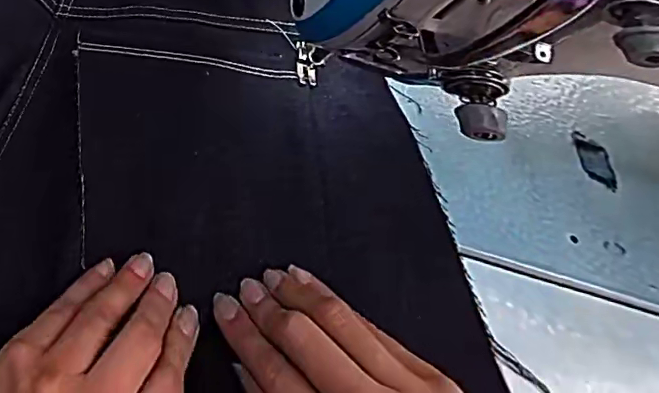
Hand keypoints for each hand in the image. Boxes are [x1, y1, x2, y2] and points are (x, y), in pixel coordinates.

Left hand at [0, 254, 199, 392]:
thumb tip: (166, 379)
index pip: (166, 381)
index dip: (181, 344)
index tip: (188, 319)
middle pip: (139, 340)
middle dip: (159, 306)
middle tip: (169, 282)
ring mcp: (49, 377)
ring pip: (101, 315)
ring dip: (127, 285)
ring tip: (143, 265)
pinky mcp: (15, 360)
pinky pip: (60, 309)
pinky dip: (85, 286)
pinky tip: (100, 271)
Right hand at [213, 267, 459, 392]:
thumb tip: (251, 375)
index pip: (279, 381)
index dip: (246, 341)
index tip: (226, 314)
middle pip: (303, 342)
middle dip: (265, 312)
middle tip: (240, 289)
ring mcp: (407, 390)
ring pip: (338, 320)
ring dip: (297, 294)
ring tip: (269, 277)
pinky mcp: (432, 377)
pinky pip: (372, 325)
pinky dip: (337, 300)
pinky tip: (314, 284)